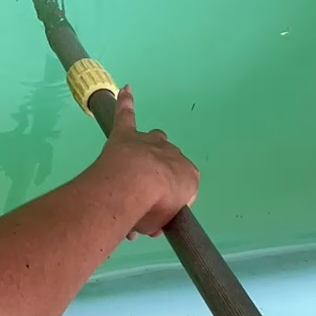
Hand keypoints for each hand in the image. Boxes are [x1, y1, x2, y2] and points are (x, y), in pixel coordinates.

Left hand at [93, 84, 198, 237]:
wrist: (134, 185)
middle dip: (156, 179)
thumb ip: (152, 221)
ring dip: (147, 152)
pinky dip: (126, 102)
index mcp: (189, 177)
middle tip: (141, 198)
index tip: (155, 211)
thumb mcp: (157, 224)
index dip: (167, 201)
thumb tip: (142, 226)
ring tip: (135, 167)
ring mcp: (150, 142)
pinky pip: (127, 114)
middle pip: (167, 165)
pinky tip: (126, 89)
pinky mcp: (127, 133)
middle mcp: (173, 155)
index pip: (182, 189)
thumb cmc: (151, 209)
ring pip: (153, 141)